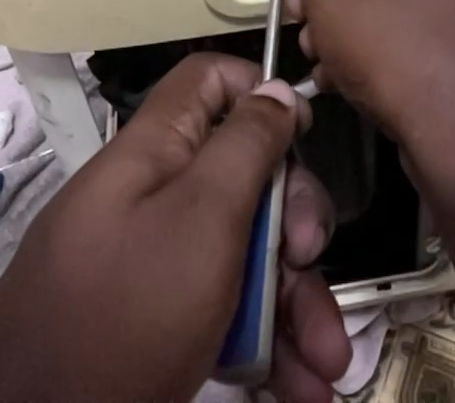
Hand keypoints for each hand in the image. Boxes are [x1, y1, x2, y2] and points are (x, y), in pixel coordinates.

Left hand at [0, 53, 349, 401]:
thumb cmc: (128, 308)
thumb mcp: (202, 215)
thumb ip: (246, 145)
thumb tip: (277, 88)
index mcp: (158, 152)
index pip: (208, 82)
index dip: (260, 94)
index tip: (303, 136)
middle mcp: (159, 197)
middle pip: (245, 178)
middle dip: (295, 224)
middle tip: (310, 262)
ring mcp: (160, 262)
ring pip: (247, 254)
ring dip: (296, 304)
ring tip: (326, 365)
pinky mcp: (163, 321)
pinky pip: (227, 310)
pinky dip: (268, 344)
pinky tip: (297, 385)